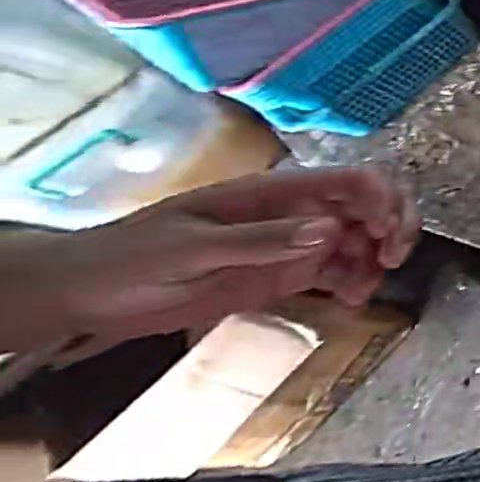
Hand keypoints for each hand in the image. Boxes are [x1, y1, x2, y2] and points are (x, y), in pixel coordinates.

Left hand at [0, 169, 418, 355]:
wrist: (82, 296)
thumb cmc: (127, 259)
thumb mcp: (188, 248)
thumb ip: (260, 239)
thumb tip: (330, 230)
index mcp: (279, 193)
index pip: (352, 181)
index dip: (382, 199)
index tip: (385, 232)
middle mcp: (301, 211)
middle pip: (373, 205)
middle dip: (396, 227)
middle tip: (392, 259)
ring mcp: (299, 241)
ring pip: (366, 239)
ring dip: (377, 260)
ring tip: (364, 290)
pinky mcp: (294, 271)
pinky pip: (343, 271)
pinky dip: (357, 282)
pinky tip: (352, 300)